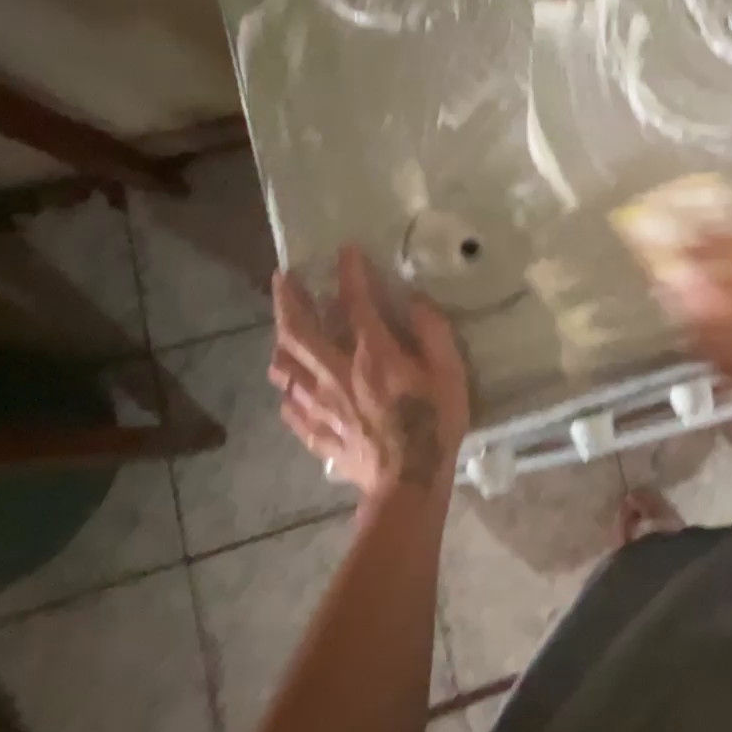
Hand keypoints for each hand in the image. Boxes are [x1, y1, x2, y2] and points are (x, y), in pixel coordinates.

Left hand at [268, 246, 469, 495]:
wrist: (409, 481)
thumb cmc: (436, 422)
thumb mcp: (451, 371)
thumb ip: (433, 331)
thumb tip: (414, 299)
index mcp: (373, 354)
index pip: (355, 302)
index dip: (350, 273)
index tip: (345, 251)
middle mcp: (337, 372)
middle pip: (299, 330)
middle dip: (289, 299)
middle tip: (284, 278)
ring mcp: (320, 404)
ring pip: (285, 367)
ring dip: (280, 343)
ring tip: (283, 332)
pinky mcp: (316, 431)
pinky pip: (291, 407)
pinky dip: (290, 392)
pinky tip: (294, 389)